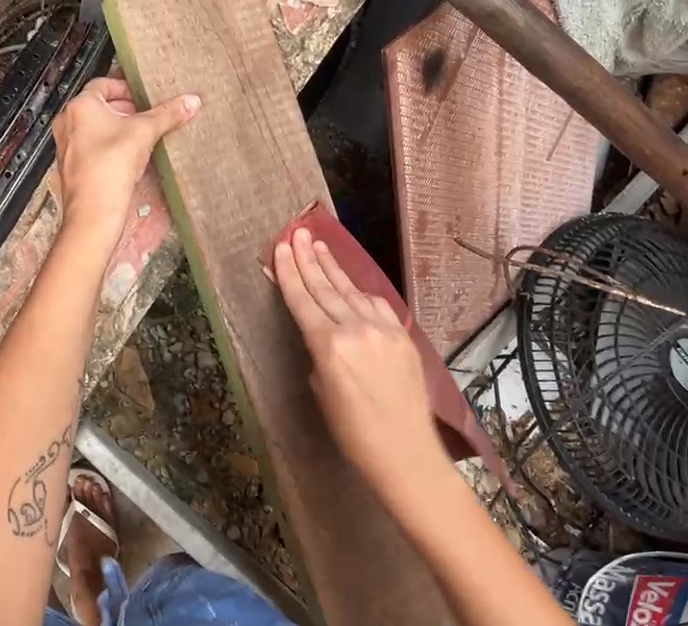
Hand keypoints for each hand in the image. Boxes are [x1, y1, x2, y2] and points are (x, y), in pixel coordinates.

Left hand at [52, 76, 198, 227]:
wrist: (94, 210)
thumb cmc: (110, 166)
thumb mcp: (145, 132)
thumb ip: (168, 114)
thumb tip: (190, 101)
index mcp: (80, 105)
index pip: (103, 84)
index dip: (126, 88)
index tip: (143, 97)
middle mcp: (68, 122)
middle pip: (99, 106)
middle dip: (124, 110)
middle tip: (146, 117)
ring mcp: (67, 145)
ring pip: (94, 128)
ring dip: (117, 130)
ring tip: (140, 138)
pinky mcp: (71, 166)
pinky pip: (91, 148)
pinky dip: (108, 148)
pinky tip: (127, 159)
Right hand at [269, 228, 444, 495]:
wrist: (407, 454)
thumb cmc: (353, 433)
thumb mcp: (320, 391)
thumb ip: (318, 353)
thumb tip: (322, 334)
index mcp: (329, 346)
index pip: (302, 300)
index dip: (289, 272)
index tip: (280, 247)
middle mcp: (356, 330)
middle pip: (325, 287)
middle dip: (308, 259)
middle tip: (296, 233)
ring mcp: (384, 330)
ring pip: (351, 290)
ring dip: (333, 267)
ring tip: (318, 244)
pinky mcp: (403, 337)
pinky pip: (377, 304)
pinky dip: (360, 290)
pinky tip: (351, 281)